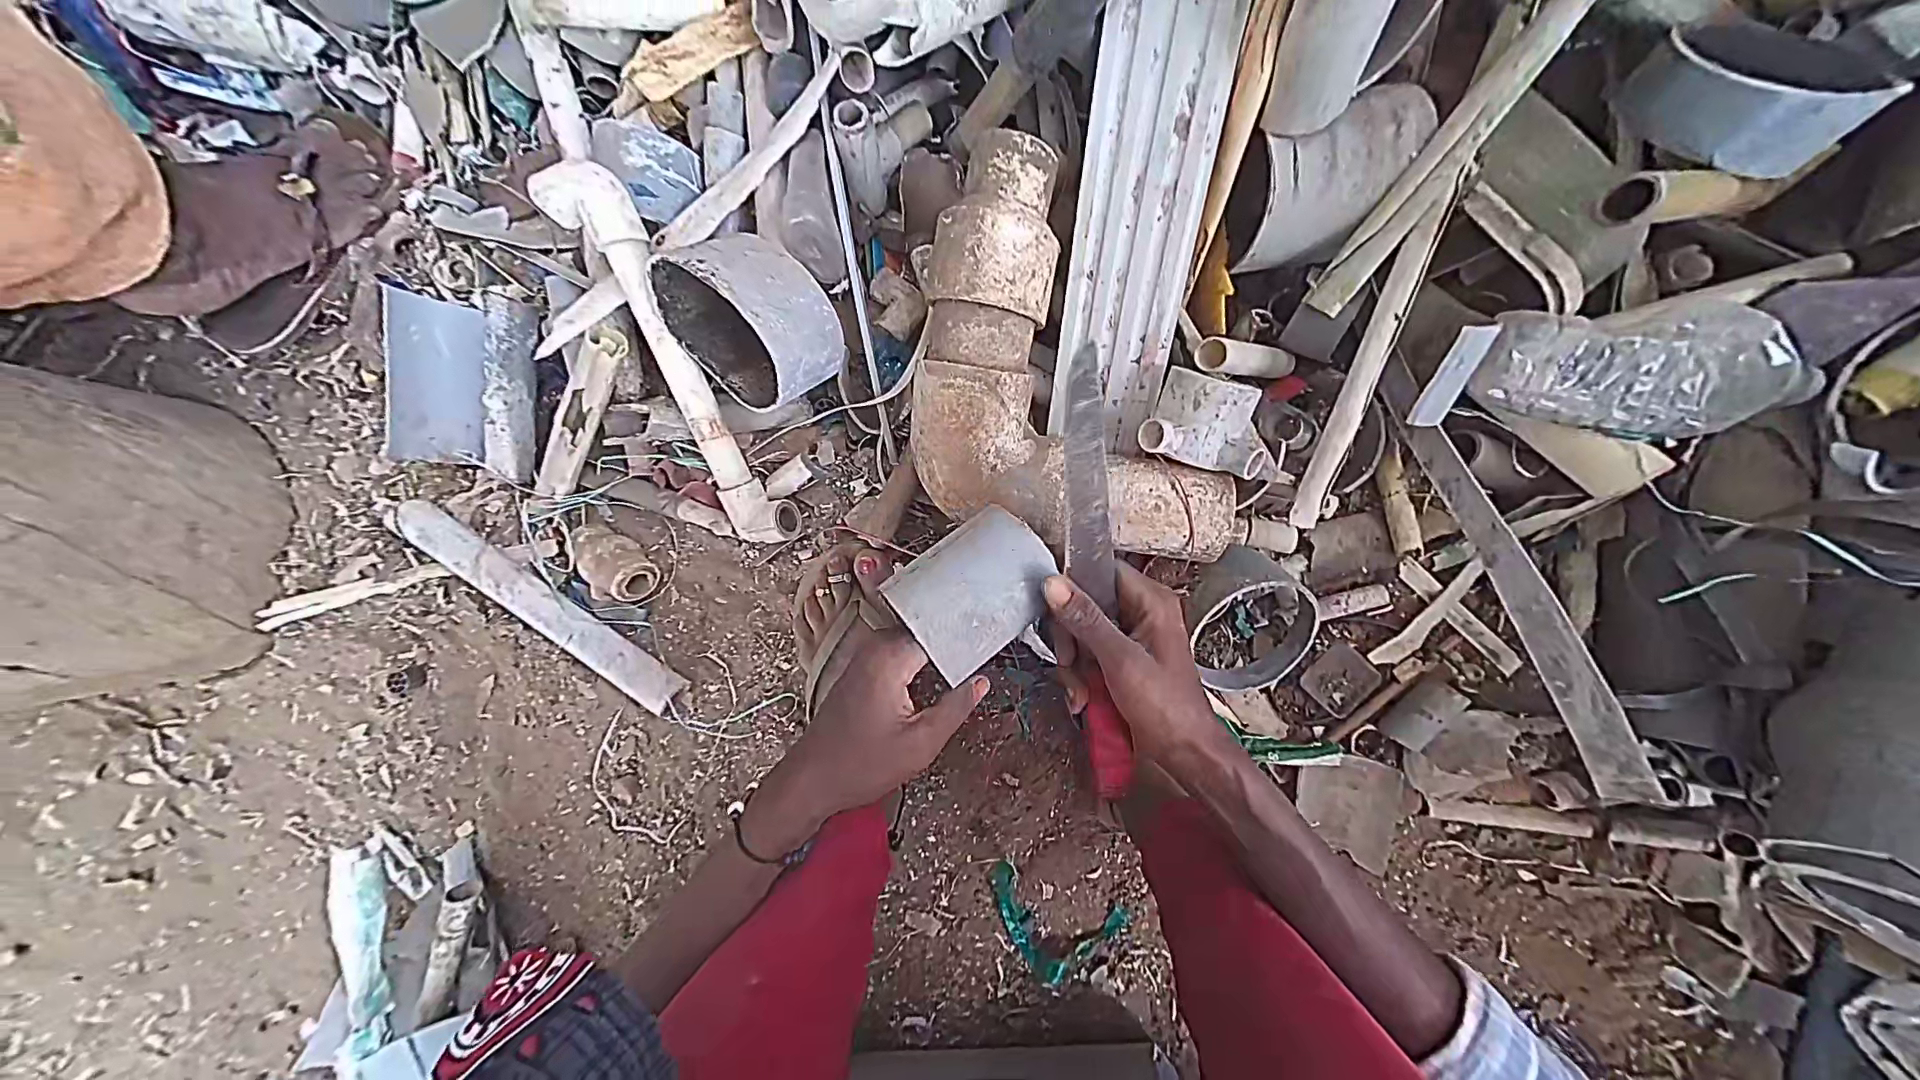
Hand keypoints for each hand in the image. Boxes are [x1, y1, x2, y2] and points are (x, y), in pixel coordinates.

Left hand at [744, 630, 986, 855]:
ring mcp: (865, 655)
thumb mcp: (920, 744)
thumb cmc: (861, 766)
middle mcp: (875, 647)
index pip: (939, 630)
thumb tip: (981, 682)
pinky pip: (900, 650)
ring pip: (914, 639)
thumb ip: (956, 707)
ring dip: (939, 647)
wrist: (811, 779)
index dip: (968, 632)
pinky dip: (922, 657)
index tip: (994, 632)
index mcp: (889, 658)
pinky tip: (942, 669)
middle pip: (926, 629)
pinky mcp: (862, 666)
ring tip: (973, 652)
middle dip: (955, 636)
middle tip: (989, 641)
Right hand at [1044, 565, 1234, 767]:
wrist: (1185, 756)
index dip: (1073, 585)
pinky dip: (1079, 678)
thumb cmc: (1167, 709)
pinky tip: (1084, 698)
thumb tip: (1054, 585)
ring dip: (1073, 665)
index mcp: (1150, 601)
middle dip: (1071, 638)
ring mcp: (1126, 639)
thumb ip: (1086, 620)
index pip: (1100, 569)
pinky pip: (1084, 658)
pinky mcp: (1116, 662)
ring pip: (1079, 634)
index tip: (1054, 608)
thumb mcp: (1121, 661)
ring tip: (1083, 690)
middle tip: (1071, 661)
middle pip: (1083, 604)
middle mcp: (1138, 614)